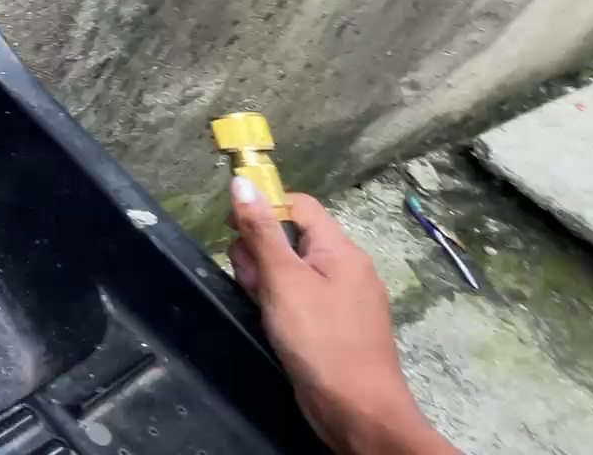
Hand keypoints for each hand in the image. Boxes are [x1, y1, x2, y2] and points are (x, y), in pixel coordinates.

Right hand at [229, 180, 457, 454]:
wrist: (356, 411)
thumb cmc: (319, 337)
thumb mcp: (281, 277)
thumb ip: (260, 228)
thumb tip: (241, 181)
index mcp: (341, 251)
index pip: (298, 205)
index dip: (264, 207)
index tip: (236, 227)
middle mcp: (344, 267)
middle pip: (286, 234)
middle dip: (257, 250)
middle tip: (253, 279)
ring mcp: (339, 295)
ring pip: (284, 263)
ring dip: (262, 276)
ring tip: (261, 303)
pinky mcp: (330, 318)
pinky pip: (293, 290)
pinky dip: (274, 296)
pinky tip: (268, 316)